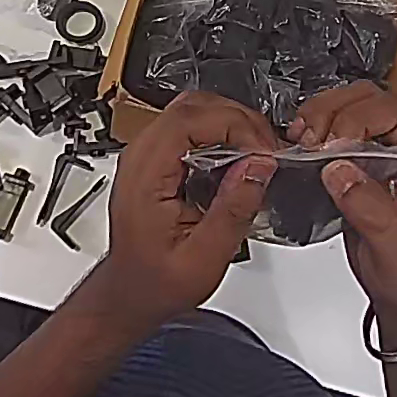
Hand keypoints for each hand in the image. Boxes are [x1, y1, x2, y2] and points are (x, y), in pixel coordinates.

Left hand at [90, 91, 278, 330]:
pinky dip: (222, 128)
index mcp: (145, 175)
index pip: (188, 120)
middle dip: (238, 119)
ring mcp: (147, 151)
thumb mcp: (203, 259)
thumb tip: (259, 165)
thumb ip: (233, 211)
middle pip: (193, 105)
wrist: (131, 292)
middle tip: (265, 148)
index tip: (260, 148)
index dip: (232, 124)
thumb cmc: (156, 281)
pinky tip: (239, 153)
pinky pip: (192, 122)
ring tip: (257, 150)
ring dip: (232, 120)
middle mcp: (141, 155)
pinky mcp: (159, 154)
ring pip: (194, 107)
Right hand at [292, 82, 396, 344]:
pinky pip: (334, 126)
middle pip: (369, 99)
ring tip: (303, 138)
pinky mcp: (356, 160)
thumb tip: (340, 170)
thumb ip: (370, 208)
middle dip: (335, 110)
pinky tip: (301, 142)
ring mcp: (379, 151)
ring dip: (321, 114)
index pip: (392, 114)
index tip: (333, 146)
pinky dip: (314, 127)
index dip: (359, 121)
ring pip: (350, 105)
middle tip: (312, 137)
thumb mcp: (394, 247)